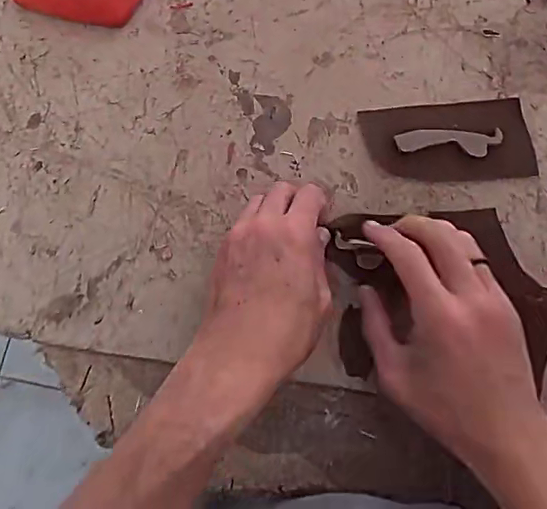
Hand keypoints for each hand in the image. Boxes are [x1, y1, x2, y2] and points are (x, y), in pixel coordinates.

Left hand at [189, 182, 332, 393]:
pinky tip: (261, 253)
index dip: (321, 202)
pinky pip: (241, 224)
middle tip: (304, 222)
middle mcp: (264, 225)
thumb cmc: (285, 333)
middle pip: (281, 190)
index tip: (324, 218)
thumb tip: (318, 241)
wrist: (234, 357)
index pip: (310, 193)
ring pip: (258, 202)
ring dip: (272, 210)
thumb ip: (320, 261)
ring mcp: (238, 236)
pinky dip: (254, 227)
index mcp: (294, 232)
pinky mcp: (222, 252)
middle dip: (296, 200)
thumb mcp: (321, 300)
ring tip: (280, 235)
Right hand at [357, 217, 546, 474]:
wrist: (507, 431)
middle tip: (392, 229)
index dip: (385, 235)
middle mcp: (469, 295)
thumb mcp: (396, 378)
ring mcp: (493, 294)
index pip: (409, 255)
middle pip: (441, 233)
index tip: (369, 228)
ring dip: (437, 230)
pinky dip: (458, 249)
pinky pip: (480, 260)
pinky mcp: (507, 300)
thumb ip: (375, 328)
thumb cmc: (446, 411)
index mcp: (439, 315)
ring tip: (416, 237)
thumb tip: (365, 289)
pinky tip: (444, 260)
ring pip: (465, 240)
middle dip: (412, 222)